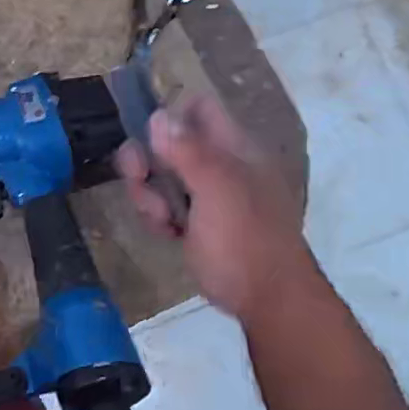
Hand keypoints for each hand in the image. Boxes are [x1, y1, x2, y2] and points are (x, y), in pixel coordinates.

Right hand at [116, 96, 321, 321]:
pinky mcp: (193, 221)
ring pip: (158, 176)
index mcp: (233, 148)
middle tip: (140, 182)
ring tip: (164, 220)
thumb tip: (158, 115)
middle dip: (145, 162)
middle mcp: (217, 164)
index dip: (170, 117)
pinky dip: (157, 217)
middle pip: (165, 143)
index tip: (150, 143)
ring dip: (148, 195)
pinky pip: (161, 204)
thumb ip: (189, 152)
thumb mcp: (218, 191)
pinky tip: (168, 234)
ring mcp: (205, 194)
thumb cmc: (246, 241)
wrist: (267, 301)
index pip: (198, 109)